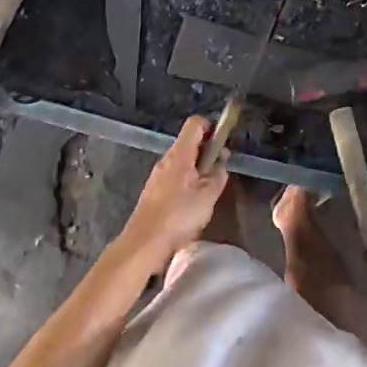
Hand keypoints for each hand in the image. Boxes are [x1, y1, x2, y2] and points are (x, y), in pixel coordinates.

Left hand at [120, 116, 229, 263]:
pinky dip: (186, 182)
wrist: (144, 242)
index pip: (195, 124)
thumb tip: (221, 160)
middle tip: (219, 172)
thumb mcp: (208, 196)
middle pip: (189, 143)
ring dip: (197, 170)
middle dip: (207, 153)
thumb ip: (218, 175)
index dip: (211, 127)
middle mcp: (166, 159)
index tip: (222, 143)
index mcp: (180, 154)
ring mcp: (157, 174)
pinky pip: (174, 176)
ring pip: (182, 161)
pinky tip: (191, 204)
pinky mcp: (153, 190)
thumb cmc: (179, 216)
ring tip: (207, 192)